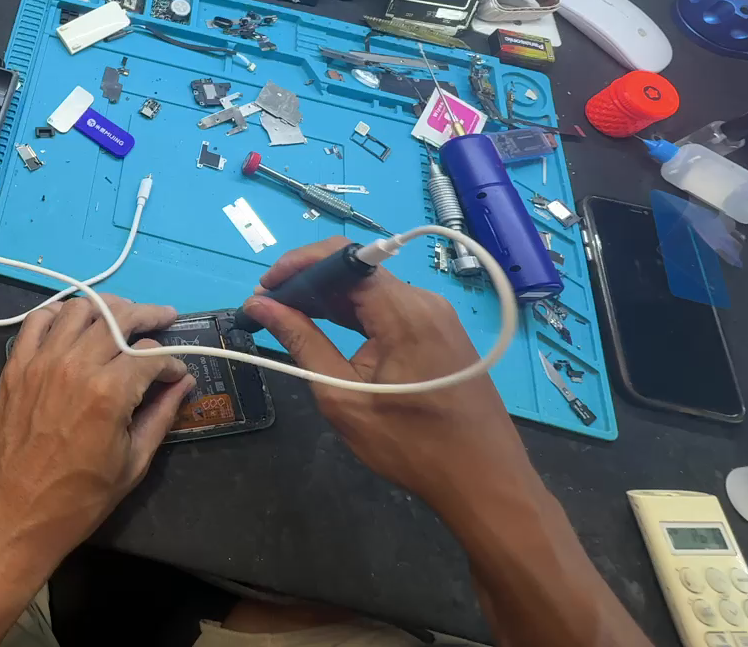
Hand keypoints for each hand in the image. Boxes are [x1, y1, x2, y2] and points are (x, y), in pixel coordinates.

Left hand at [0, 295, 194, 572]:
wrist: (12, 513)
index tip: (178, 372)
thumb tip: (183, 383)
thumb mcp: (132, 464)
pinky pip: (37, 320)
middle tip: (164, 316)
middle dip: (147, 315)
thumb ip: (160, 416)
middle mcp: (75, 364)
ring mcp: (41, 359)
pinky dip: (58, 311)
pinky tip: (73, 317)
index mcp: (109, 392)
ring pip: (78, 309)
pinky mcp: (15, 363)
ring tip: (123, 313)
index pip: (151, 355)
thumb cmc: (78, 499)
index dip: (171, 360)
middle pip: (118, 318)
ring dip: (106, 306)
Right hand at [241, 238, 536, 515]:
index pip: (342, 259)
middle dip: (307, 282)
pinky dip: (352, 313)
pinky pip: (387, 307)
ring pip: (369, 288)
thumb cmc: (412, 446)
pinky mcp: (440, 333)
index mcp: (405, 312)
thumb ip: (300, 341)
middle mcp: (425, 302)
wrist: (488, 488)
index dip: (297, 265)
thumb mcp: (343, 396)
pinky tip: (326, 329)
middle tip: (269, 307)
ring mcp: (437, 317)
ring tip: (289, 317)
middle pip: (355, 269)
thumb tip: (259, 305)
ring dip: (327, 298)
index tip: (265, 289)